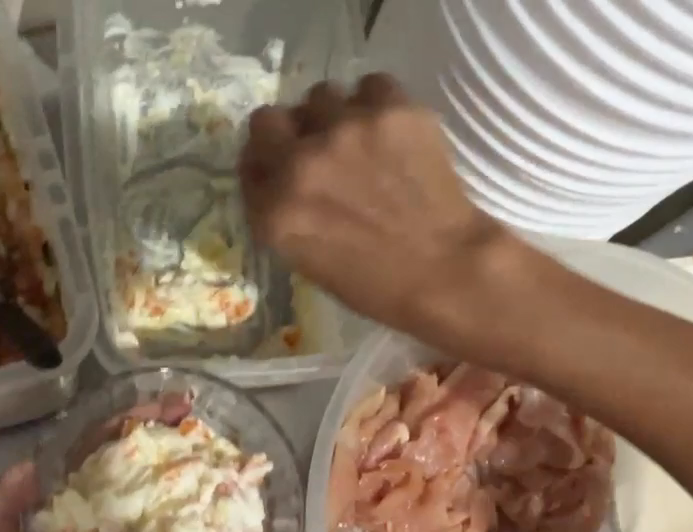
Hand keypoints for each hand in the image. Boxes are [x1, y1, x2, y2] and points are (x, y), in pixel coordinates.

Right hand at [240, 74, 506, 332]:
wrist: (444, 270)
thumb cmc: (375, 284)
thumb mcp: (308, 261)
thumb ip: (284, 213)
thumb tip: (281, 175)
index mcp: (275, 212)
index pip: (248, 162)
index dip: (267, 163)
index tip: (282, 168)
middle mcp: (299, 165)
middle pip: (268, 119)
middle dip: (288, 134)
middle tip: (314, 149)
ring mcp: (344, 131)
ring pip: (320, 96)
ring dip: (333, 116)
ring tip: (358, 142)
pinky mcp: (390, 109)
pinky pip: (370, 86)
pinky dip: (376, 105)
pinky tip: (390, 135)